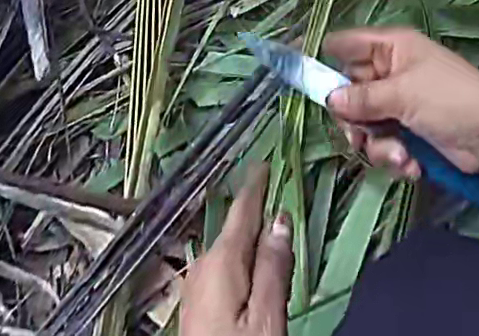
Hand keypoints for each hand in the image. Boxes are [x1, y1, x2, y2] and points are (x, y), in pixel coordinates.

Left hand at [180, 163, 292, 335]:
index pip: (242, 208)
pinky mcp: (195, 310)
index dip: (257, 182)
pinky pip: (224, 272)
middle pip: (236, 230)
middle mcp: (202, 266)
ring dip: (252, 243)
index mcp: (221, 260)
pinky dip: (242, 264)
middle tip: (284, 199)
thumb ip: (274, 265)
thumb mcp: (267, 318)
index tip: (268, 160)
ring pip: (230, 252)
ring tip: (275, 238)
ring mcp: (195, 289)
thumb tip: (280, 218)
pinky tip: (255, 275)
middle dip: (259, 216)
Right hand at [323, 27, 478, 180]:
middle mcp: (391, 70)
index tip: (296, 75)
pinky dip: (394, 156)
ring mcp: (400, 101)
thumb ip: (362, 97)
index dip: (322, 56)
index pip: (345, 44)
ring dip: (377, 144)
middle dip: (354, 119)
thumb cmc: (449, 99)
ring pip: (365, 123)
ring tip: (399, 155)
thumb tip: (329, 100)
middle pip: (349, 91)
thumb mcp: (403, 93)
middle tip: (359, 136)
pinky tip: (412, 165)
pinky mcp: (409, 130)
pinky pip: (384, 142)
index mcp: (391, 47)